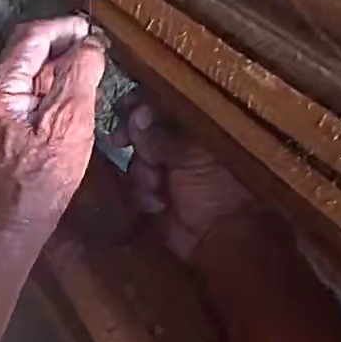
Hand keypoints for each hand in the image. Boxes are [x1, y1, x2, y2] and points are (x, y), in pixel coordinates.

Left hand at [0, 17, 108, 245]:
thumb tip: (90, 44)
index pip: (30, 38)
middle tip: (93, 56)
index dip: (64, 29)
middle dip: (61, 51)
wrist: (18, 224)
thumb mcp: (70, 122)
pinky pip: (22, 99)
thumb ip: (80, 73)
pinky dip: (45, 95)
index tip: (91, 33)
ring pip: (25, 77)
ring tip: (84, 83)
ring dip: (55, 73)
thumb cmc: (42, 182)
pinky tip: (66, 107)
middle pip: (25, 55)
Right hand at [111, 92, 261, 263]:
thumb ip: (163, 135)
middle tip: (120, 142)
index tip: (126, 110)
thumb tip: (136, 113)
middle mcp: (179, 144)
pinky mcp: (151, 195)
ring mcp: (164, 170)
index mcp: (197, 126)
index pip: (164, 103)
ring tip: (158, 189)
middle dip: (132, 139)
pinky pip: (132, 187)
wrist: (220, 238)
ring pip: (135, 159)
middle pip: (141, 129)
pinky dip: (141, 195)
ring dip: (141, 173)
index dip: (142, 104)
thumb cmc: (221, 190)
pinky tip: (157, 205)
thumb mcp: (194, 157)